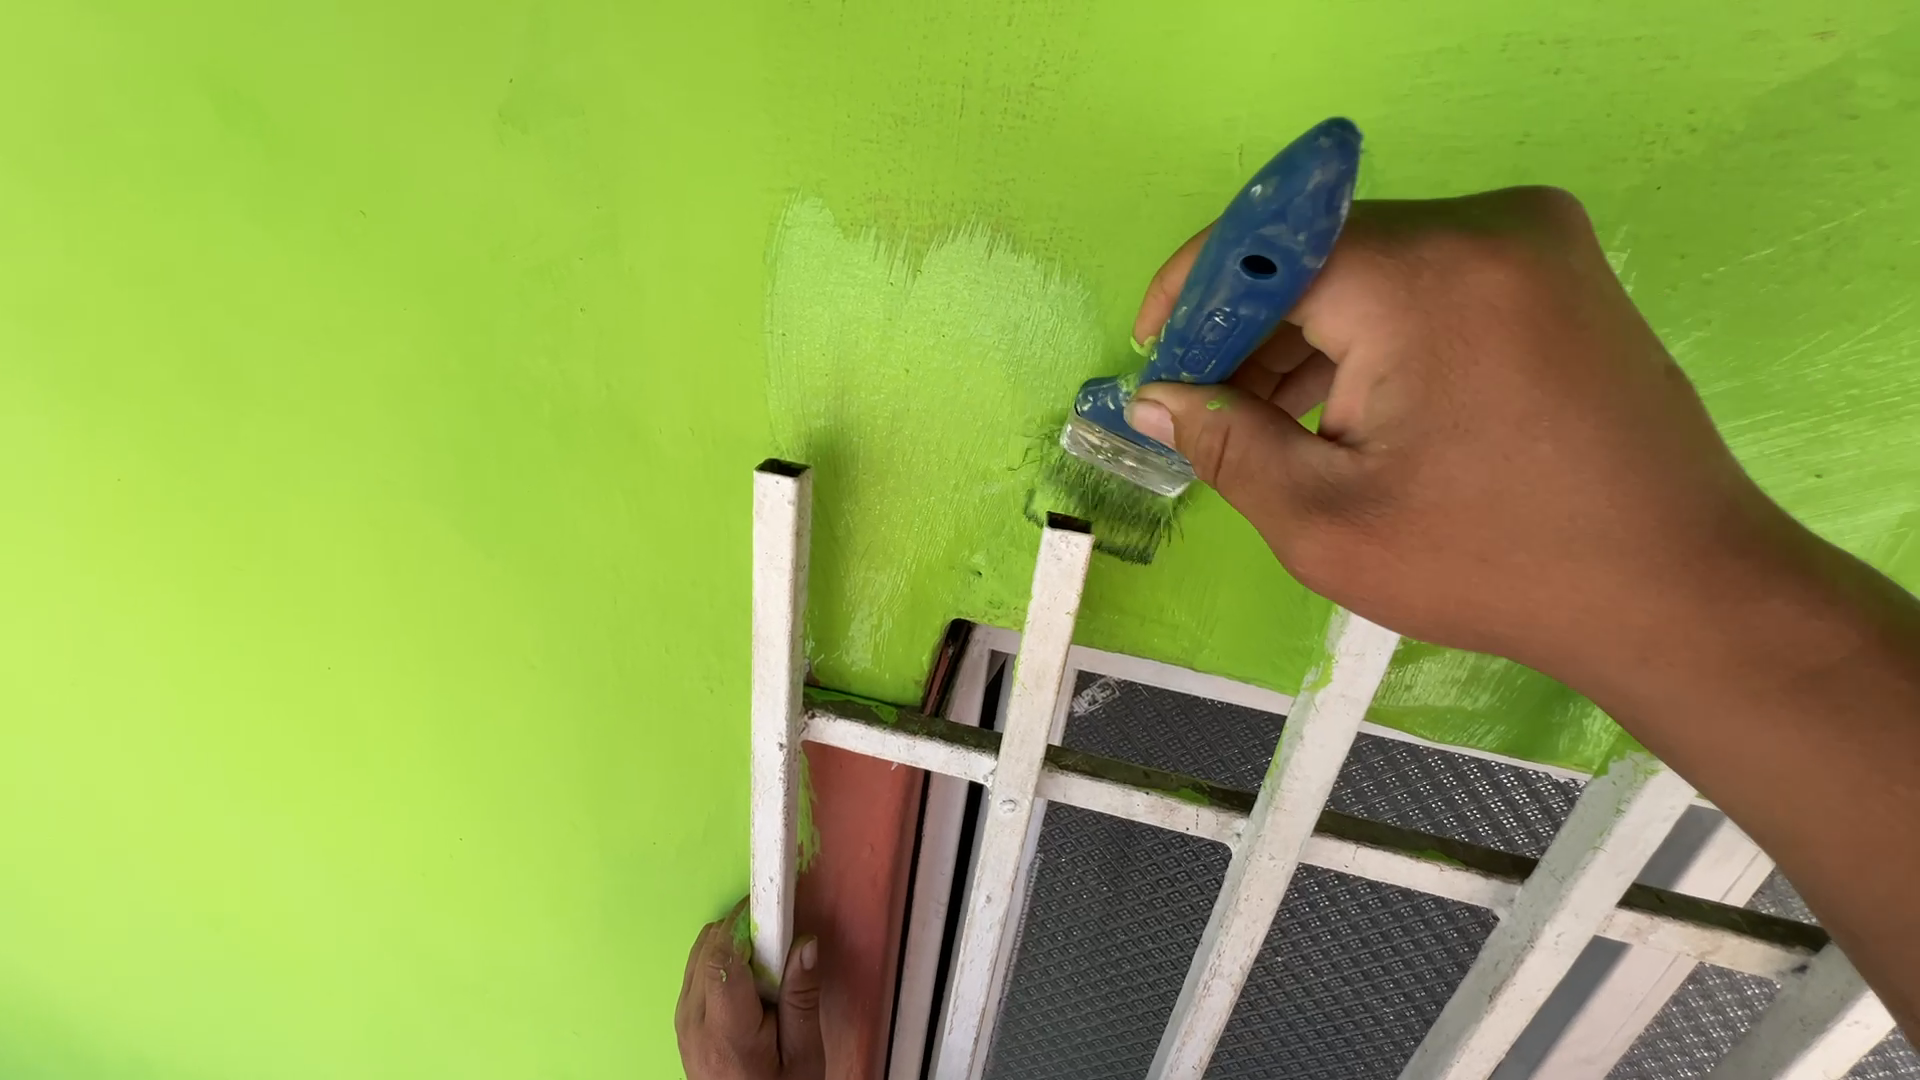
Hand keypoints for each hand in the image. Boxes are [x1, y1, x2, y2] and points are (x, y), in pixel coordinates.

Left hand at [675, 901, 823, 1079]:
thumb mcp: (803, 1054)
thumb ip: (802, 997)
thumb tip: (806, 942)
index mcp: (725, 1029)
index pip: (722, 954)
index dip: (746, 922)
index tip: (775, 913)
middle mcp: (693, 1020)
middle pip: (709, 946)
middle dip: (743, 929)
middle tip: (779, 937)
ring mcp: (682, 1021)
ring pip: (700, 952)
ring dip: (732, 942)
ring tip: (767, 961)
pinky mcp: (682, 1022)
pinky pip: (696, 970)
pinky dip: (722, 958)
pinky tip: (749, 978)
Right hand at [1123, 188, 1799, 690]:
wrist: (1676, 592)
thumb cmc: (1487, 564)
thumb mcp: (1321, 520)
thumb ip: (1223, 443)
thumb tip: (1152, 399)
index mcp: (1424, 278)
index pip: (1265, 249)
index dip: (1191, 299)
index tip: (1155, 360)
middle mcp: (1482, 229)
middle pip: (1312, 257)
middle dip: (1241, 332)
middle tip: (1201, 409)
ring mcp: (1528, 244)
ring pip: (1361, 271)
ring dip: (1295, 342)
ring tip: (1258, 424)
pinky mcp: (1547, 274)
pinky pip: (1414, 286)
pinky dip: (1356, 340)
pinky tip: (1328, 411)